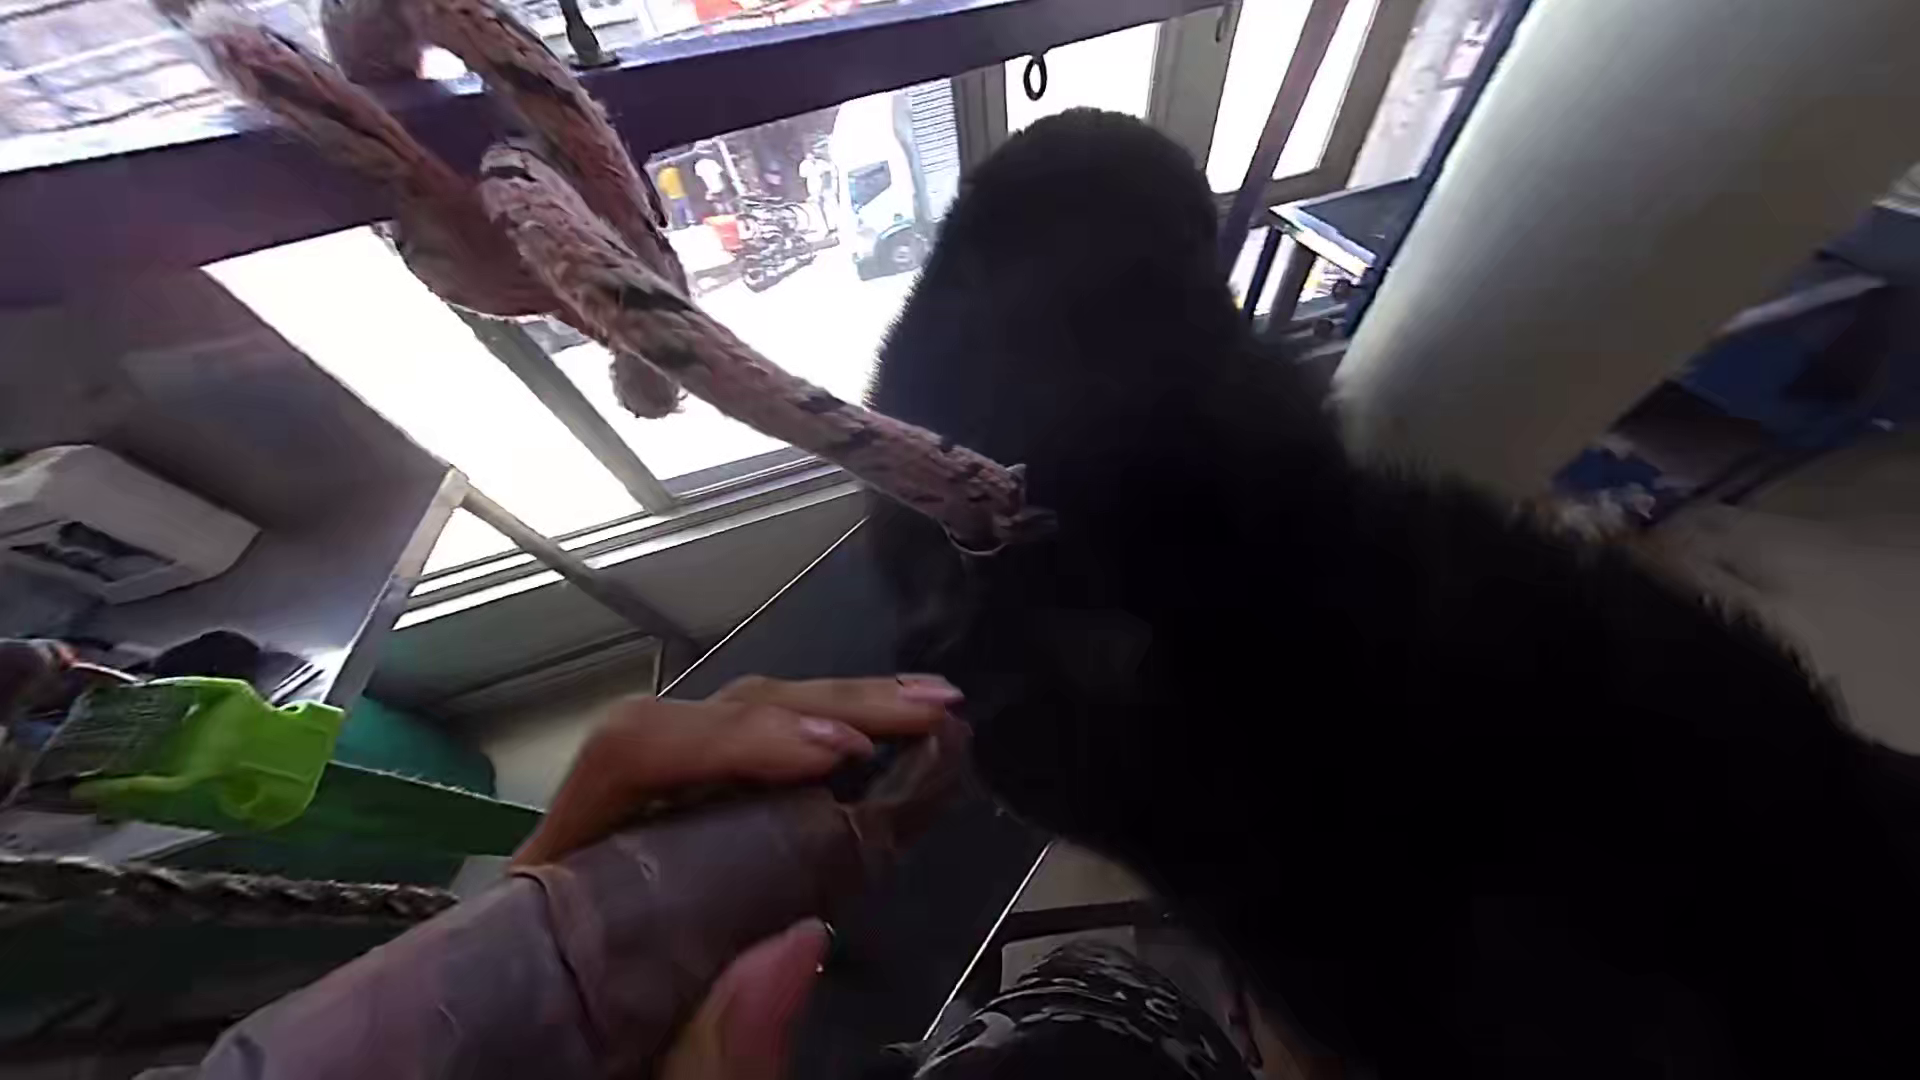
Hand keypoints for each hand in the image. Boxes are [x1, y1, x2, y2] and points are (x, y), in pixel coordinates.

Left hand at [511, 674, 963, 1079]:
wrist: (589, 1066)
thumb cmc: (599, 1069)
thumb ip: (706, 1056)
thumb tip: (803, 942)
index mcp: (573, 873)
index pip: (636, 752)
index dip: (739, 737)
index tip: (837, 755)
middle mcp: (623, 813)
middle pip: (715, 714)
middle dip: (826, 707)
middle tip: (925, 712)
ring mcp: (674, 801)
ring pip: (752, 714)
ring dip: (847, 703)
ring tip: (930, 706)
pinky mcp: (720, 808)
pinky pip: (777, 745)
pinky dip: (843, 728)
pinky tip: (896, 727)